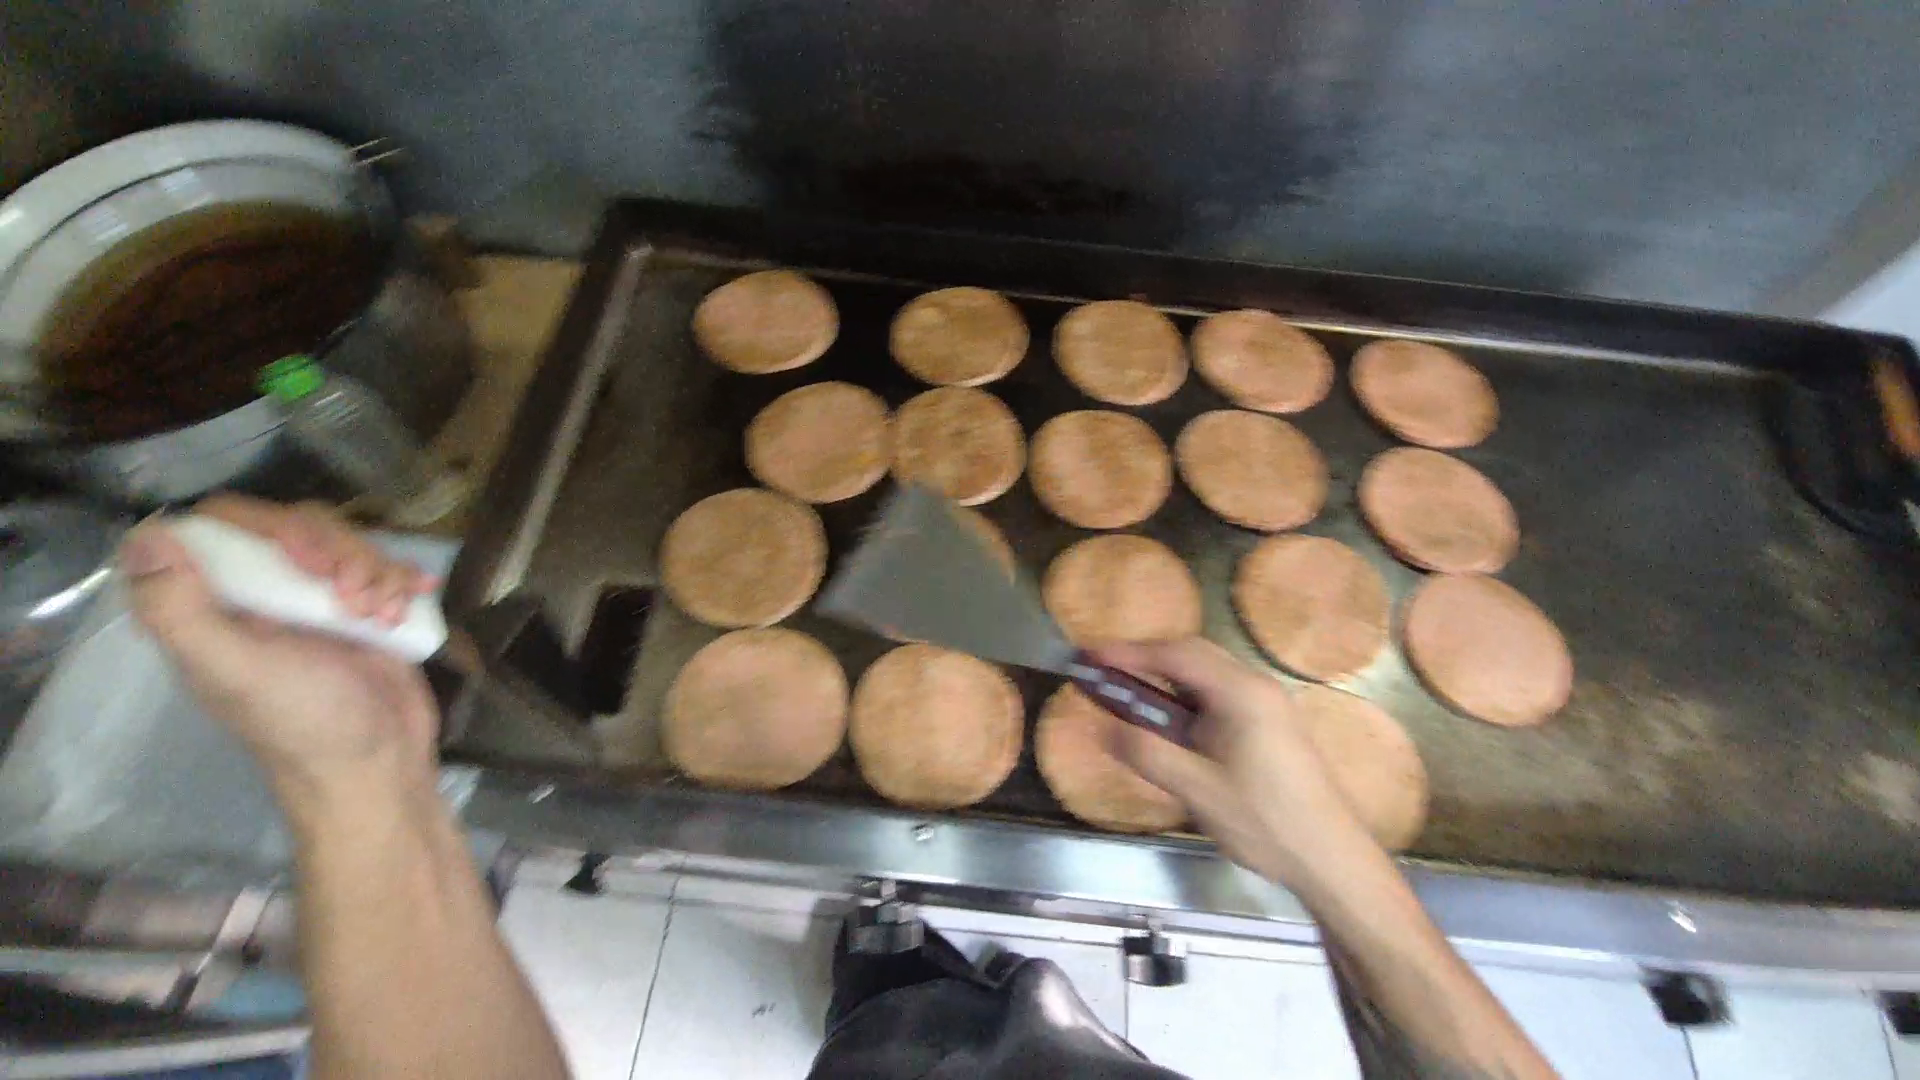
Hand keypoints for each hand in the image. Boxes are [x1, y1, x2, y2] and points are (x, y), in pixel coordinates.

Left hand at [118, 496, 441, 805]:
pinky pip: (388, 568)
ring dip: (378, 570)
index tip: (305, 560)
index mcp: (218, 605)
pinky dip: (405, 579)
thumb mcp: (235, 670)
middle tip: (353, 597)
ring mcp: (322, 603)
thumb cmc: (304, 722)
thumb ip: (180, 610)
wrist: (380, 760)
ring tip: (383, 615)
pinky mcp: (370, 612)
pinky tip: (414, 599)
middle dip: (340, 551)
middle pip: (300, 524)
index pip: (229, 526)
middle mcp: (267, 595)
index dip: (271, 526)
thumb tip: (149, 532)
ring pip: (350, 543)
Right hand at [1094, 638, 1376, 883]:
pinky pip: (1218, 694)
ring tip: (1127, 692)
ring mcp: (1267, 704)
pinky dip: (1184, 696)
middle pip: (1192, 655)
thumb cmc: (1265, 821)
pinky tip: (1168, 720)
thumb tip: (1104, 727)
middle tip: (1104, 672)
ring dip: (1165, 677)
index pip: (1176, 655)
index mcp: (1242, 692)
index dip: (1129, 653)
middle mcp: (1256, 686)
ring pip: (1206, 674)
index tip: (1091, 655)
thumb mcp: (1198, 790)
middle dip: (1145, 659)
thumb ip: (1148, 753)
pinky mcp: (1270, 724)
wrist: (1332, 859)